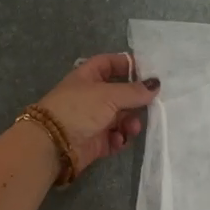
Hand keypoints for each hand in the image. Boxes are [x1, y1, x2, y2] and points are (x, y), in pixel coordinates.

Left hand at [33, 53, 158, 174]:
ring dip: (129, 123)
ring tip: (131, 129)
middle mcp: (90, 97)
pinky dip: (119, 139)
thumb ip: (134, 91)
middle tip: (149, 106)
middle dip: (135, 101)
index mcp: (87, 77)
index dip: (127, 65)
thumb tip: (156, 84)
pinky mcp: (95, 142)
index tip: (149, 72)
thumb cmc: (78, 110)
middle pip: (120, 94)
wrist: (53, 145)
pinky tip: (117, 141)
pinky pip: (115, 138)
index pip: (109, 64)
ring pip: (120, 118)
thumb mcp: (108, 95)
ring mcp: (92, 120)